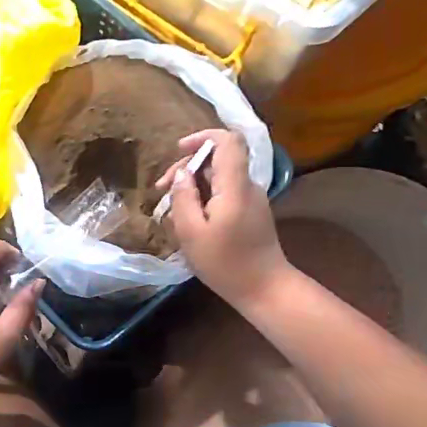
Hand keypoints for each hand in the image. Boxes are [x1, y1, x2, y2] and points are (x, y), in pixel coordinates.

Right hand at [158, 130, 289, 307]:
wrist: (264, 289)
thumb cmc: (225, 264)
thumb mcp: (192, 233)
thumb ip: (184, 198)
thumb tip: (181, 173)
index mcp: (235, 186)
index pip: (228, 140)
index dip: (202, 138)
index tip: (179, 151)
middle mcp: (248, 186)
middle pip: (219, 159)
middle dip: (188, 168)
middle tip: (162, 190)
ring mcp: (253, 199)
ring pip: (220, 178)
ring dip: (194, 186)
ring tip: (172, 209)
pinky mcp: (252, 213)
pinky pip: (226, 194)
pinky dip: (206, 198)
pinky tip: (191, 220)